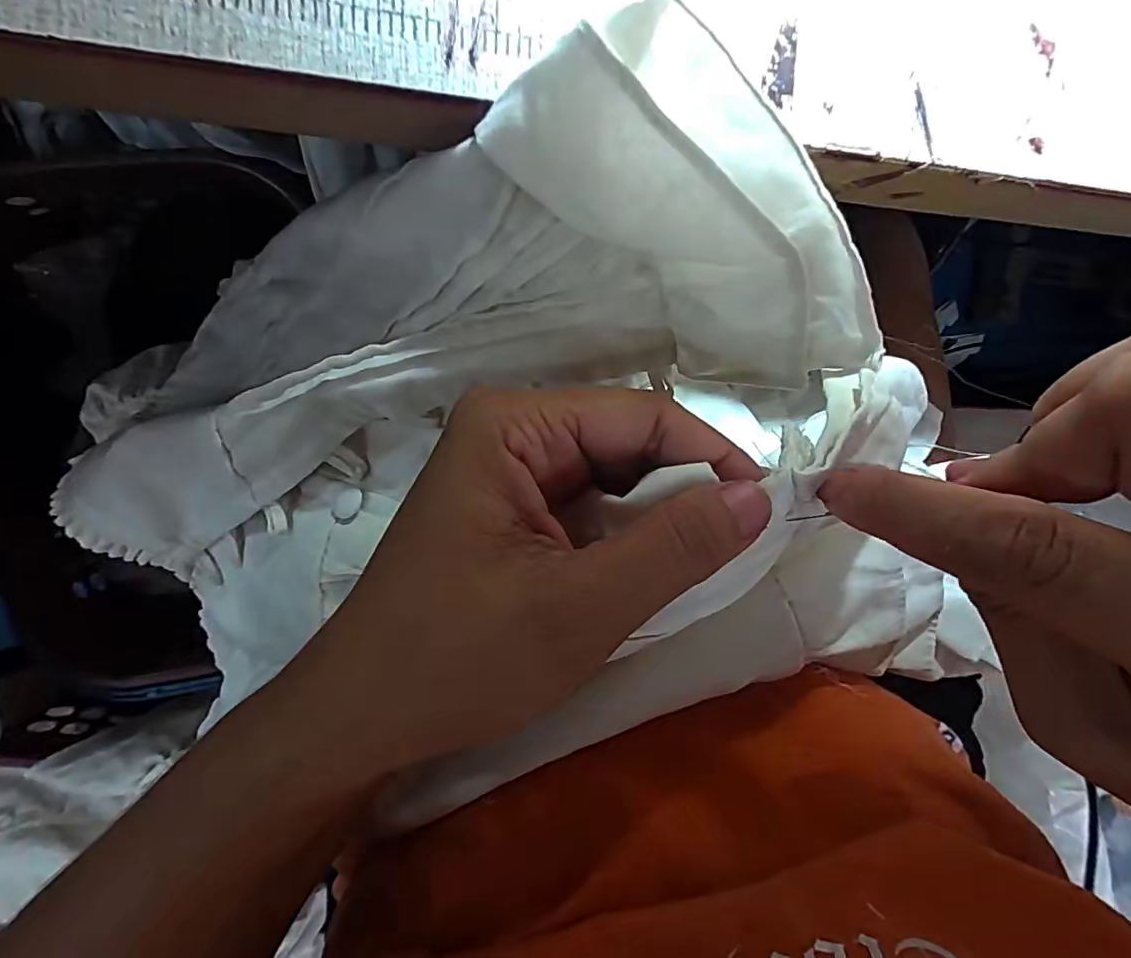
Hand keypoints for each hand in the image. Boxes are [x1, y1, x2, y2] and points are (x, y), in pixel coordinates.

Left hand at [277, 387, 770, 775]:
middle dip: (678, 493)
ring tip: (685, 572)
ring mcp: (501, 473)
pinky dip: (618, 541)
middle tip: (731, 552)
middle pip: (621, 443)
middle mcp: (504, 432)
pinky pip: (580, 510)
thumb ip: (674, 547)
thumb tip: (759, 495)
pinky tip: (634, 578)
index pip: (638, 415)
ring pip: (606, 479)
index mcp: (511, 425)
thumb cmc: (459, 659)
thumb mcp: (579, 607)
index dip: (709, 456)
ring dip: (651, 521)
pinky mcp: (503, 512)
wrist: (362, 716)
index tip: (768, 512)